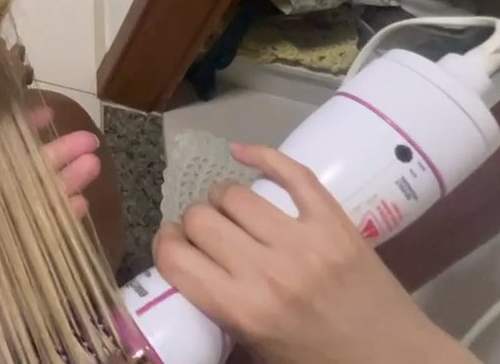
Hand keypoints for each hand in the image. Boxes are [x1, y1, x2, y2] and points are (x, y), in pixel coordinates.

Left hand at [0, 102, 102, 363]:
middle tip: (84, 136)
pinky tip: (78, 207)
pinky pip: (35, 240)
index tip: (36, 105)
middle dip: (51, 152)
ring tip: (93, 160)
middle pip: (18, 168)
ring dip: (63, 180)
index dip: (8, 123)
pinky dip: (58, 223)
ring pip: (33, 198)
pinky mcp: (1, 264)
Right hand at [152, 144, 478, 363]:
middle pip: (199, 217)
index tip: (175, 250)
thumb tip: (184, 266)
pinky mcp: (334, 221)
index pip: (175, 257)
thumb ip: (219, 310)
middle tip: (208, 238)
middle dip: (194, 225)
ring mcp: (304, 241)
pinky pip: (290, 171)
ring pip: (233, 192)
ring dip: (223, 201)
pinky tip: (242, 154)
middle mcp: (269, 272)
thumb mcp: (260, 351)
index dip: (166, 247)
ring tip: (234, 215)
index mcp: (246, 311)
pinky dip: (261, 155)